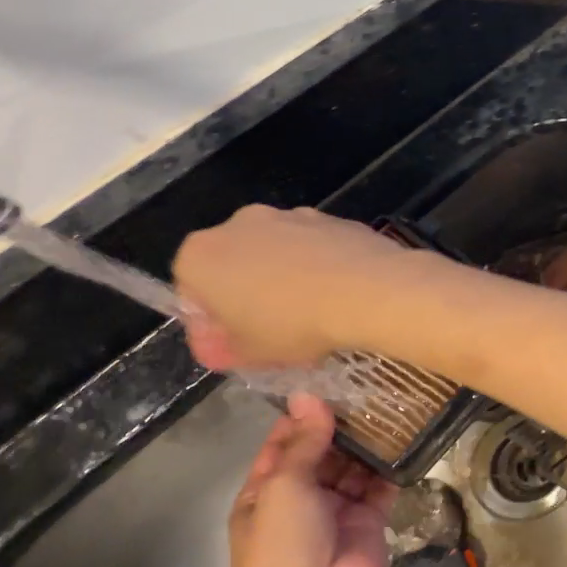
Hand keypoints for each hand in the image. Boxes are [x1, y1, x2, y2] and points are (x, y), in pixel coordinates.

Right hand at [176, 205, 417, 370]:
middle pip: (239, 266)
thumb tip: (224, 346)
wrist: (373, 290)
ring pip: (282, 254)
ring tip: (314, 315)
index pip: (194, 292)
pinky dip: (325, 267)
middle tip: (274, 332)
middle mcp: (244, 223)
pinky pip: (322, 248)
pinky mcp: (339, 219)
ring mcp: (296, 215)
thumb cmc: (294, 322)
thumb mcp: (247, 351)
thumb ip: (224, 347)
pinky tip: (343, 295)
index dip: (213, 324)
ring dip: (290, 279)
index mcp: (202, 253)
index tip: (235, 345)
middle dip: (251, 297)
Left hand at [230, 393, 396, 566]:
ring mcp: (338, 505)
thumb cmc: (283, 546)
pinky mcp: (371, 514)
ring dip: (370, 440)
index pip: (282, 444)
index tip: (331, 380)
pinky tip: (410, 433)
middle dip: (343, 424)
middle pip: (323, 451)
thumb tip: (308, 395)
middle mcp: (301, 495)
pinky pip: (383, 481)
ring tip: (396, 401)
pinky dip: (394, 461)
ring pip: (355, 463)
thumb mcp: (284, 489)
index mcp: (264, 492)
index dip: (302, 416)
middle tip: (374, 384)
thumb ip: (302, 443)